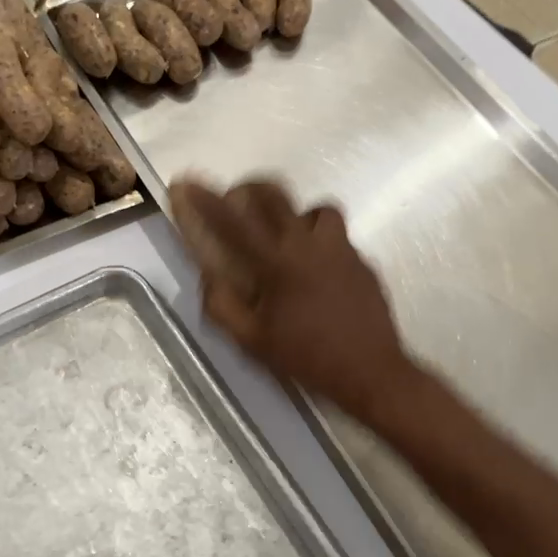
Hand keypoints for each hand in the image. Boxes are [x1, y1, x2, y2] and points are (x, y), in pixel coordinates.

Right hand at [171, 179, 417, 417]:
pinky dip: (320, 244)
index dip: (205, 199)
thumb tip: (208, 279)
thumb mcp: (251, 341)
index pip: (233, 221)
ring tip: (286, 237)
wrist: (372, 373)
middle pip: (276, 193)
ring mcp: (342, 249)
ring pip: (317, 209)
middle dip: (250, 187)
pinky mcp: (363, 262)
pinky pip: (337, 238)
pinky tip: (316, 272)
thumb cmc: (306, 358)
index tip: (186, 183)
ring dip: (296, 214)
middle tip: (237, 198)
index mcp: (278, 263)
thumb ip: (222, 306)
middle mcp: (310, 245)